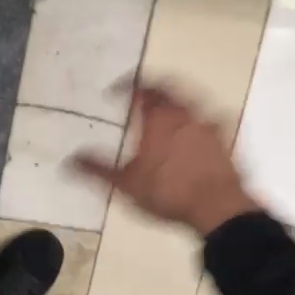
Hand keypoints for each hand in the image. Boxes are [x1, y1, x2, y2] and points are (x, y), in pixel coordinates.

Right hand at [71, 86, 262, 236]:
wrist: (217, 208)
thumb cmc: (167, 193)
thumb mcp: (125, 184)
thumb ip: (96, 170)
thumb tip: (69, 161)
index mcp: (158, 120)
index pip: (142, 90)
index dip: (127, 86)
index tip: (114, 91)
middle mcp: (184, 115)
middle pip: (169, 89)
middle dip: (153, 88)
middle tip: (142, 94)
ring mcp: (209, 125)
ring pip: (192, 101)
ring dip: (178, 101)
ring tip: (168, 109)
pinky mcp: (226, 140)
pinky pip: (213, 120)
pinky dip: (201, 119)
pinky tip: (199, 128)